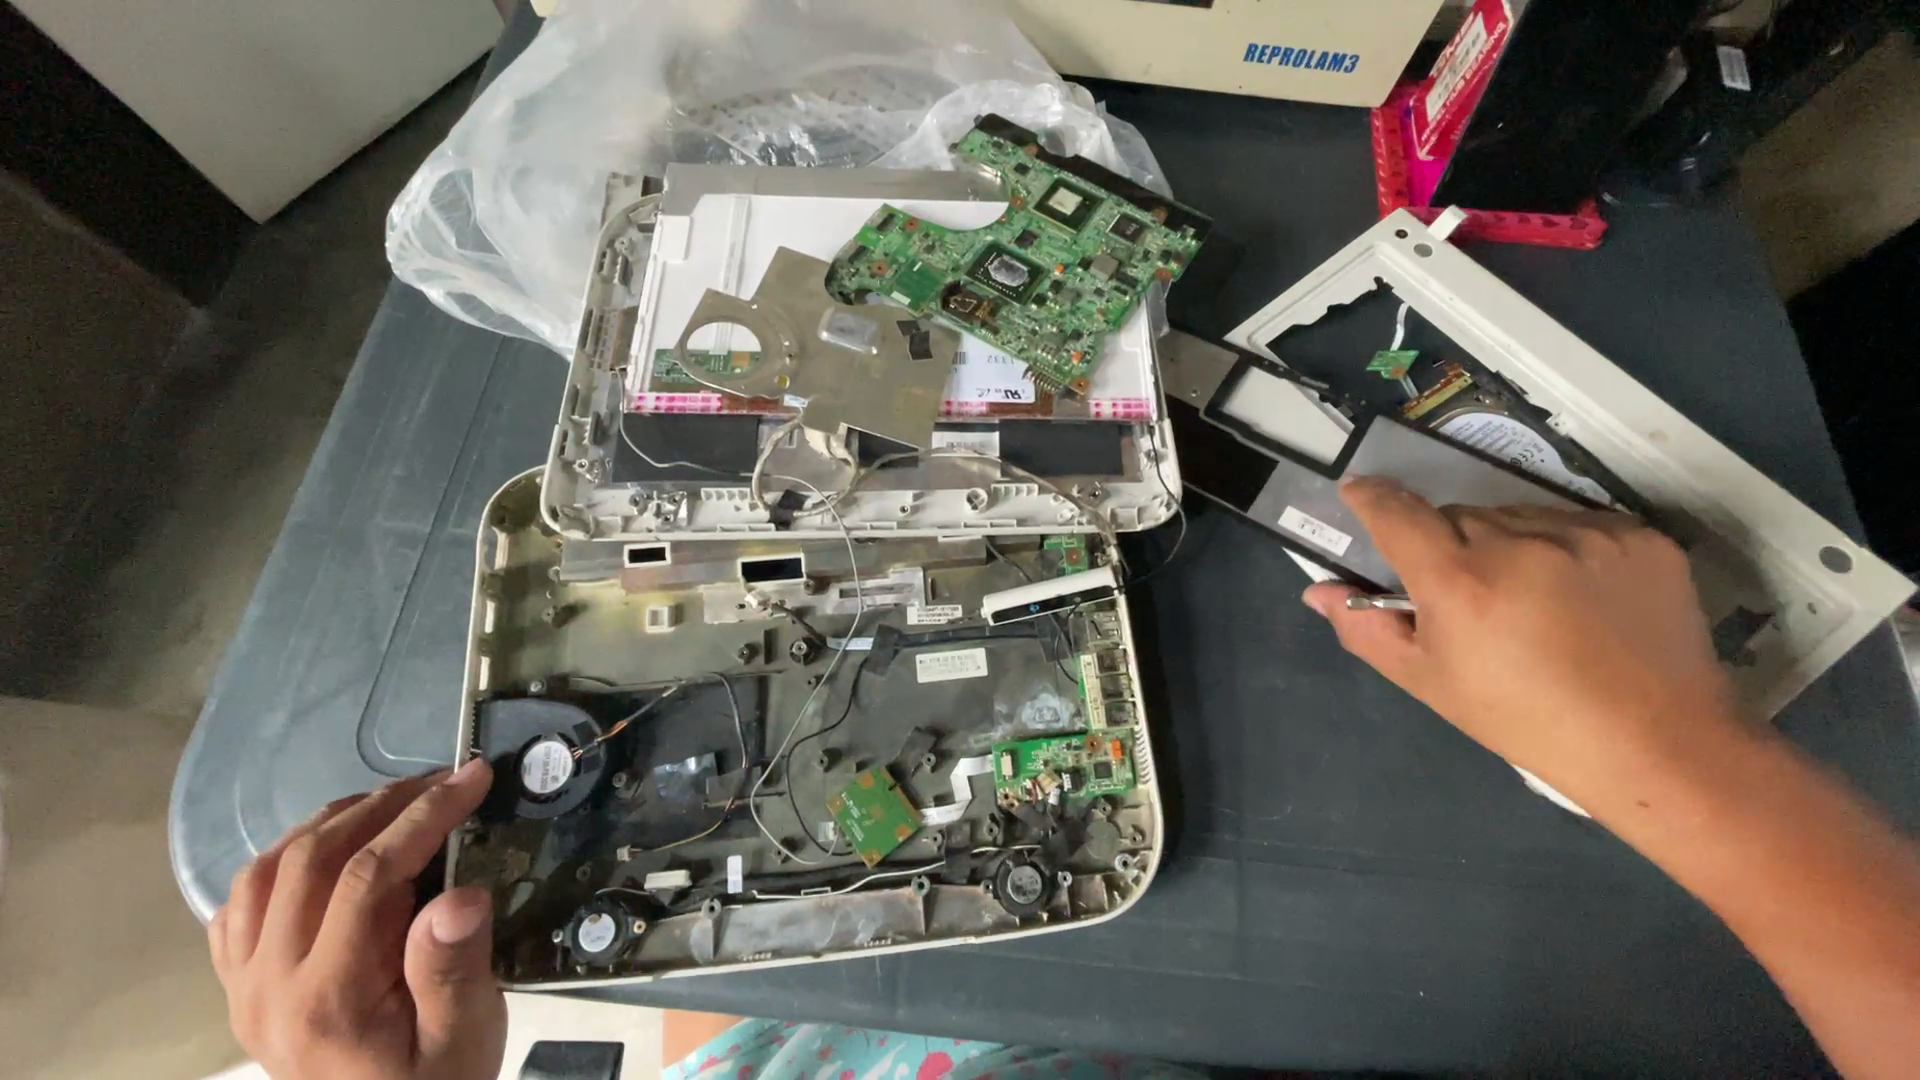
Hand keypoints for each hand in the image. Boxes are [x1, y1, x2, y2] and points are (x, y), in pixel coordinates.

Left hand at [208, 760, 504, 1079]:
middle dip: (385, 804)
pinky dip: (287, 859)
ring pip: (268, 872)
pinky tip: (333, 851)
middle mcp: (270, 985)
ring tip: (397, 802)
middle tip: (446, 781)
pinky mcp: (242, 988)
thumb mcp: (465, 1034)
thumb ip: (454, 969)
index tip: (474, 778)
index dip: (424, 815)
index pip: (368, 876)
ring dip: (335, 821)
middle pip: (312, 860)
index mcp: (329, 996)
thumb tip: (460, 895)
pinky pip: (242, 905)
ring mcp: (245, 986)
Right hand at [1302, 477, 1745, 806]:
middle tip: (1462, 592)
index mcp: (1459, 582)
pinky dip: (1560, 547)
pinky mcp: (1640, 537)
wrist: (1656, 744)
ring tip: (1527, 596)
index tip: (1357, 492)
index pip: (1397, 513)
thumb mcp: (1427, 681)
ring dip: (1503, 543)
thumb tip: (1318, 592)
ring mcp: (1586, 535)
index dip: (1371, 498)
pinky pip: (1573, 523)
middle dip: (1446, 544)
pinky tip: (1577, 593)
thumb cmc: (1522, 718)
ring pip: (1514, 516)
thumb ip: (1365, 628)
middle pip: (1456, 517)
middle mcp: (1518, 544)